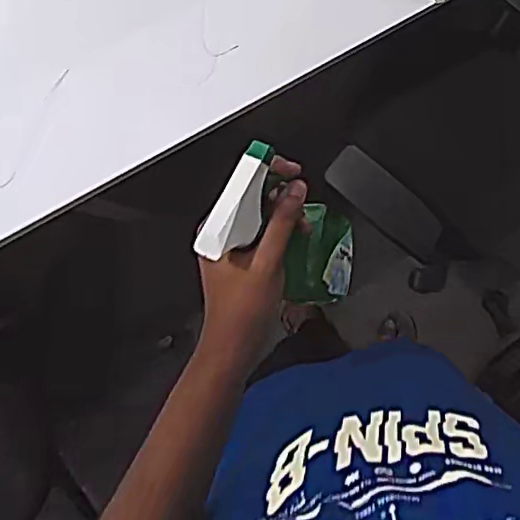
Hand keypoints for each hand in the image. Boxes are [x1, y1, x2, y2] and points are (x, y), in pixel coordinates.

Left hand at [199, 156, 306, 357]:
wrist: (232, 349)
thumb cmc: (241, 314)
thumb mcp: (267, 262)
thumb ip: (282, 223)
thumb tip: (295, 191)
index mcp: (216, 230)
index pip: (241, 187)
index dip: (267, 173)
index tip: (291, 170)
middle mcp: (220, 233)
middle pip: (253, 198)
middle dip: (282, 197)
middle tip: (303, 201)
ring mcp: (231, 244)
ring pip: (261, 213)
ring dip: (285, 215)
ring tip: (301, 227)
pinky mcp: (242, 254)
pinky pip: (264, 229)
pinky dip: (282, 229)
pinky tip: (295, 238)